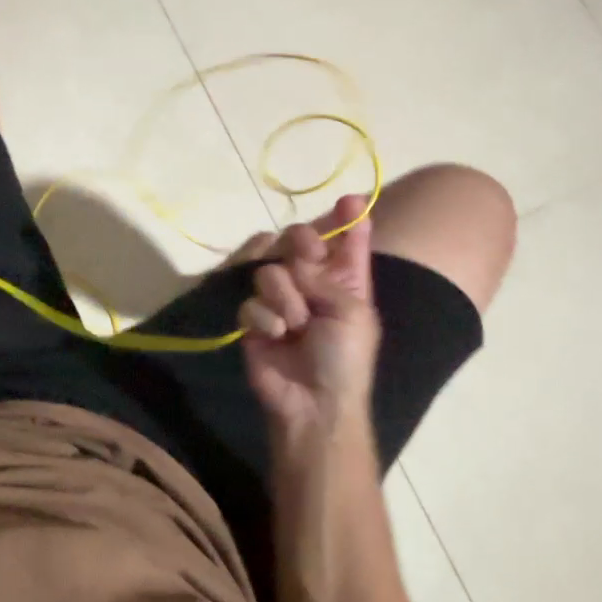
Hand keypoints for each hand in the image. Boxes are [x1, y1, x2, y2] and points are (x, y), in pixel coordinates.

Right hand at [239, 195, 379, 431]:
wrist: (312, 402)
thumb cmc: (345, 358)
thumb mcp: (351, 311)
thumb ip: (323, 275)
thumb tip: (295, 256)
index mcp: (346, 280)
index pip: (346, 239)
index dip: (348, 218)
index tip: (349, 200)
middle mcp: (311, 283)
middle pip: (296, 241)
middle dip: (301, 244)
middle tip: (305, 256)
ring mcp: (279, 300)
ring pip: (268, 269)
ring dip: (283, 296)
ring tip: (294, 323)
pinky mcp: (252, 319)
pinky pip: (249, 301)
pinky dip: (263, 318)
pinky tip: (274, 337)